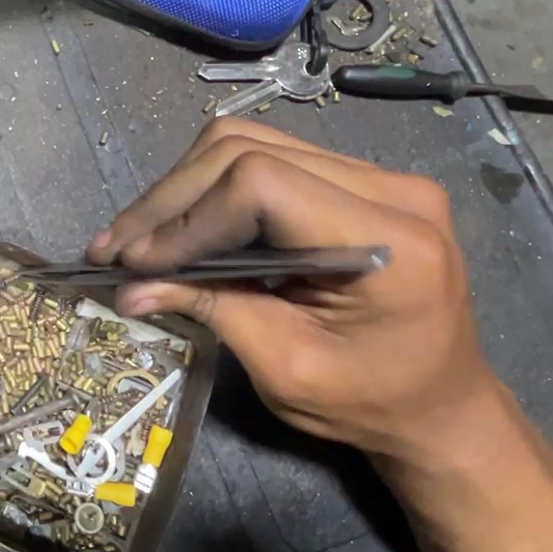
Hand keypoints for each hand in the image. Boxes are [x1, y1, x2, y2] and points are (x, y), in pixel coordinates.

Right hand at [87, 118, 501, 463]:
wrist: (440, 407)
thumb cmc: (372, 403)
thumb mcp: (284, 366)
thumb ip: (209, 309)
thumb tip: (126, 288)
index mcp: (387, 241)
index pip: (260, 183)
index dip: (185, 219)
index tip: (133, 264)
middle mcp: (388, 188)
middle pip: (244, 150)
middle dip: (167, 202)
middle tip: (112, 248)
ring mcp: (374, 176)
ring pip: (245, 144)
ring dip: (179, 192)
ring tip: (137, 239)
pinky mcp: (352, 180)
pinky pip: (262, 159)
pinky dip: (206, 192)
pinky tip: (179, 229)